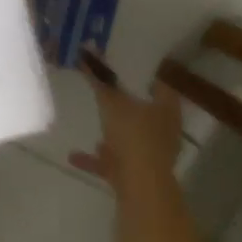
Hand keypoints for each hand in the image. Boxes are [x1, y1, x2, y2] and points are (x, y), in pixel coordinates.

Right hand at [68, 46, 184, 197]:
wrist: (141, 188)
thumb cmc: (133, 137)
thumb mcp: (111, 103)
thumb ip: (99, 80)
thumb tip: (85, 53)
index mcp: (167, 108)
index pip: (157, 82)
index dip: (139, 72)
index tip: (119, 64)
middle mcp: (165, 129)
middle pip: (144, 110)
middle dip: (124, 103)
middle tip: (103, 89)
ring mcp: (154, 154)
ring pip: (132, 136)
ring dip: (113, 132)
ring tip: (93, 122)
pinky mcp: (140, 173)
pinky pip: (117, 160)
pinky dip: (99, 158)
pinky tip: (74, 155)